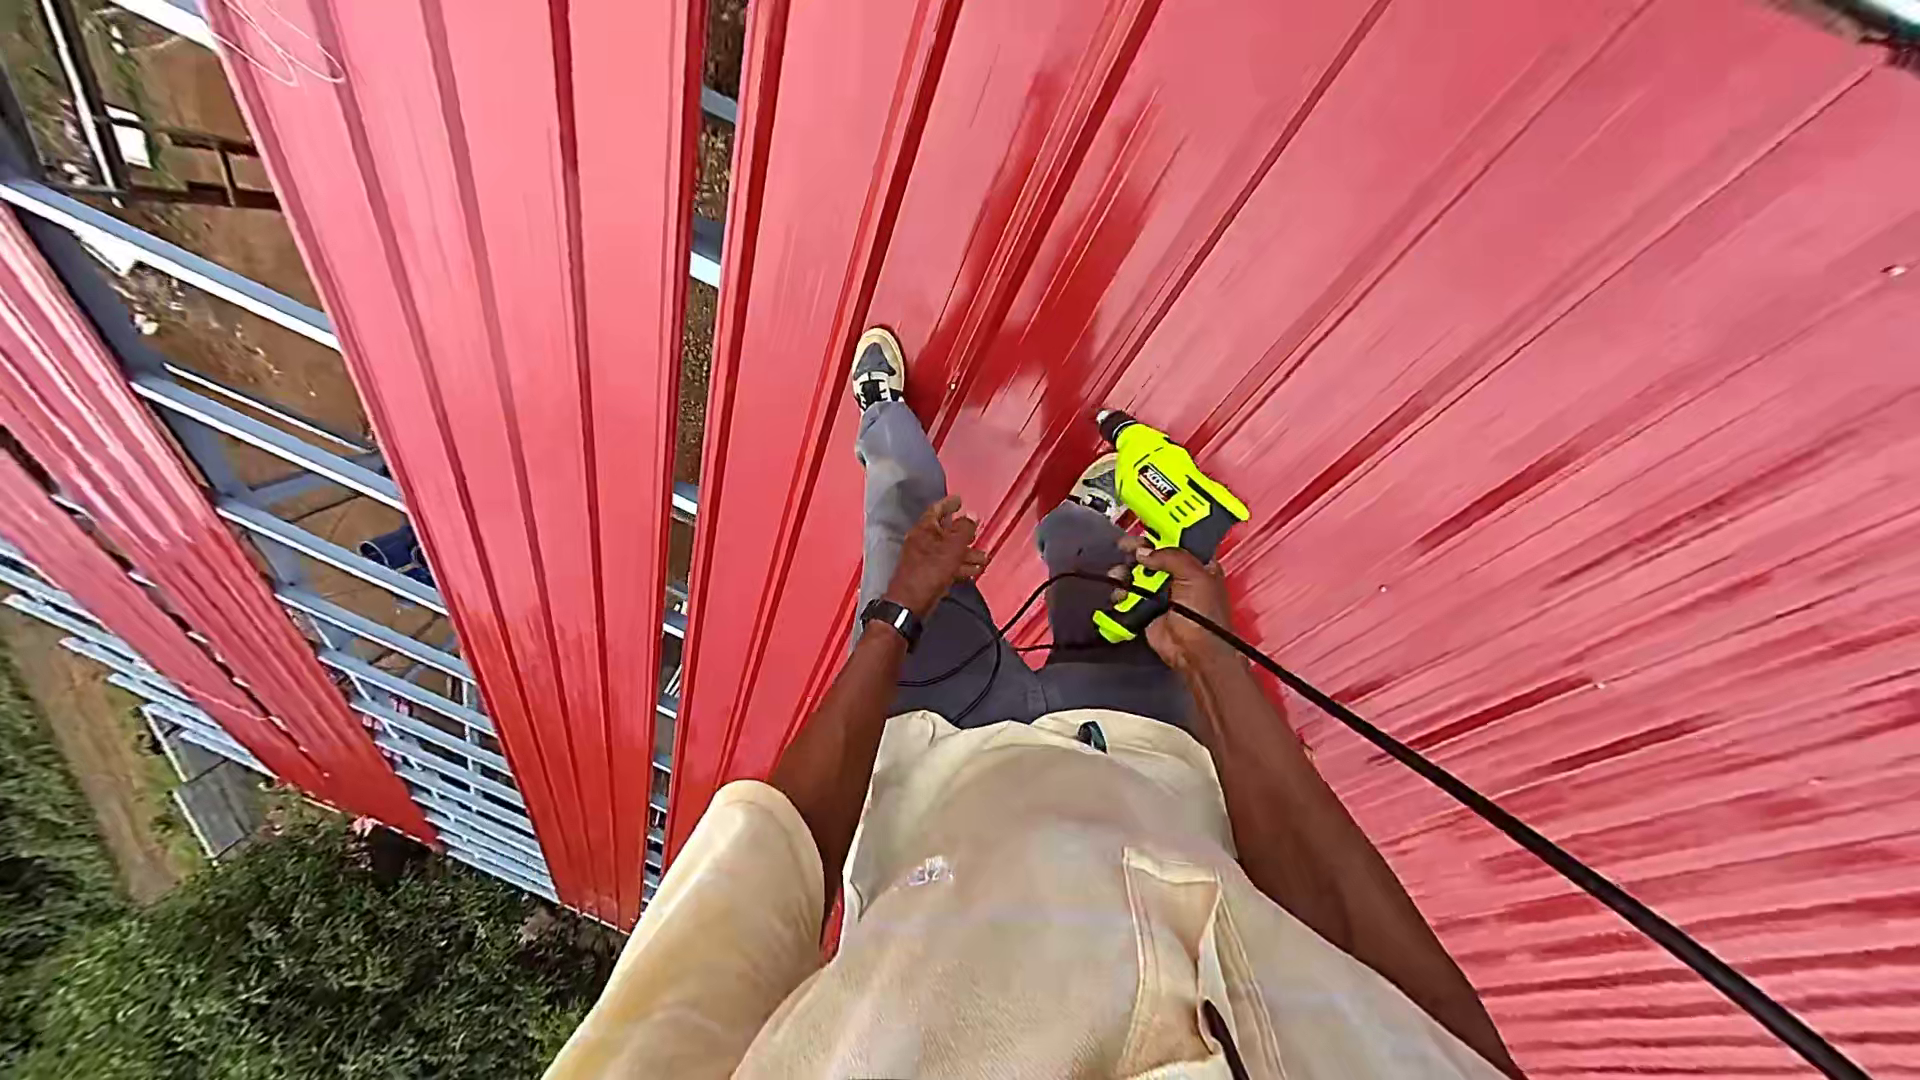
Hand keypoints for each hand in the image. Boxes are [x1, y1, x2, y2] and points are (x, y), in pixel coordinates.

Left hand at [884, 495, 989, 618]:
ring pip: (949, 551)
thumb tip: (972, 515)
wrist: (911, 603)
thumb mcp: (952, 547)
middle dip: (964, 533)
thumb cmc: (927, 573)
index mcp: (924, 530)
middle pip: (946, 532)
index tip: (959, 500)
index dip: (949, 504)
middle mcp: (922, 542)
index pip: (937, 510)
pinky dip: (960, 567)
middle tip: (977, 530)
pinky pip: (947, 566)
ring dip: (967, 553)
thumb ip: (964, 529)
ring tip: (983, 558)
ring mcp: (924, 559)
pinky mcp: (928, 575)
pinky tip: (973, 571)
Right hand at [1111, 535, 1235, 672]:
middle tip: (1125, 549)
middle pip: (1150, 556)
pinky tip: (1122, 595)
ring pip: (1136, 575)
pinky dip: (1121, 594)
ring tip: (1121, 576)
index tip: (1143, 530)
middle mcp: (1177, 577)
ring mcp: (1161, 594)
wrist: (1193, 652)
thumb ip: (1170, 556)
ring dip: (1125, 574)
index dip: (1158, 535)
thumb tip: (1145, 551)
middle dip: (1136, 553)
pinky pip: (1128, 596)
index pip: (1174, 542)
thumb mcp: (1194, 576)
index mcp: (1196, 565)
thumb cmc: (1206, 618)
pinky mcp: (1146, 609)